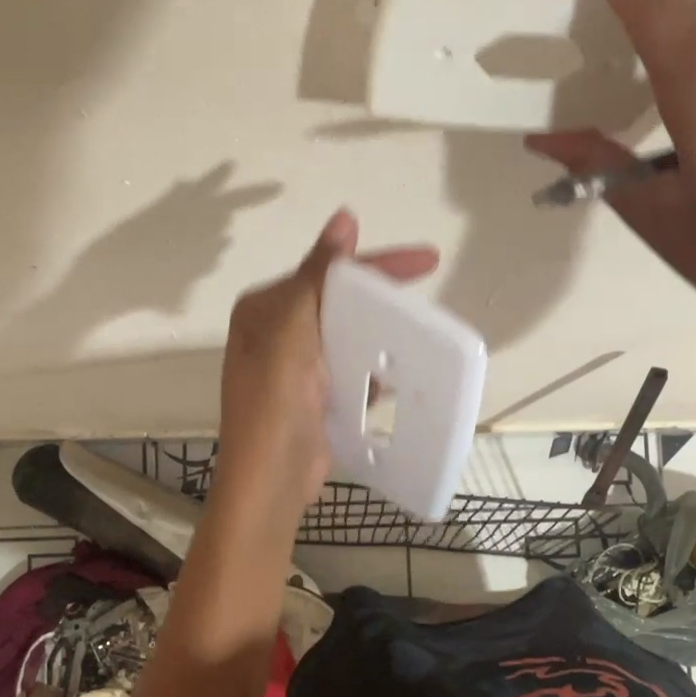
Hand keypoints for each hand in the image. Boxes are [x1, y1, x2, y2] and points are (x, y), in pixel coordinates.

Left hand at [214, 211, 438, 514]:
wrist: (271, 479)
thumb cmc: (276, 402)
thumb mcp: (294, 331)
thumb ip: (318, 276)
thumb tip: (345, 217)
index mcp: (266, 309)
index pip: (328, 273)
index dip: (378, 264)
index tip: (429, 261)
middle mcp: (276, 333)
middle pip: (338, 303)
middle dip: (380, 302)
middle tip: (426, 298)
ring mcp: (294, 370)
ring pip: (346, 338)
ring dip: (377, 339)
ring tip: (416, 338)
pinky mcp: (313, 400)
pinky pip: (349, 373)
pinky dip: (370, 375)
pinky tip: (390, 381)